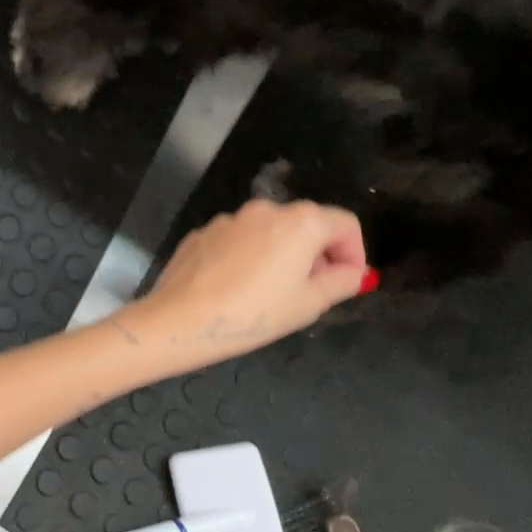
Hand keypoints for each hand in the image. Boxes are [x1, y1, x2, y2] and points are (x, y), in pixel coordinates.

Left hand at [118, 199, 369, 370]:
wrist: (178, 321)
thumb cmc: (252, 313)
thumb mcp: (310, 303)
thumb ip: (342, 281)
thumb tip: (352, 272)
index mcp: (300, 220)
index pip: (344, 224)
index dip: (353, 253)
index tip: (347, 280)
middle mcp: (263, 210)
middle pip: (304, 225)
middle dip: (315, 253)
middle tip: (310, 289)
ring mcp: (225, 221)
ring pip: (266, 233)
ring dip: (277, 254)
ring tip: (268, 291)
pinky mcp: (198, 236)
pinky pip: (234, 242)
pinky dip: (244, 257)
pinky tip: (233, 287)